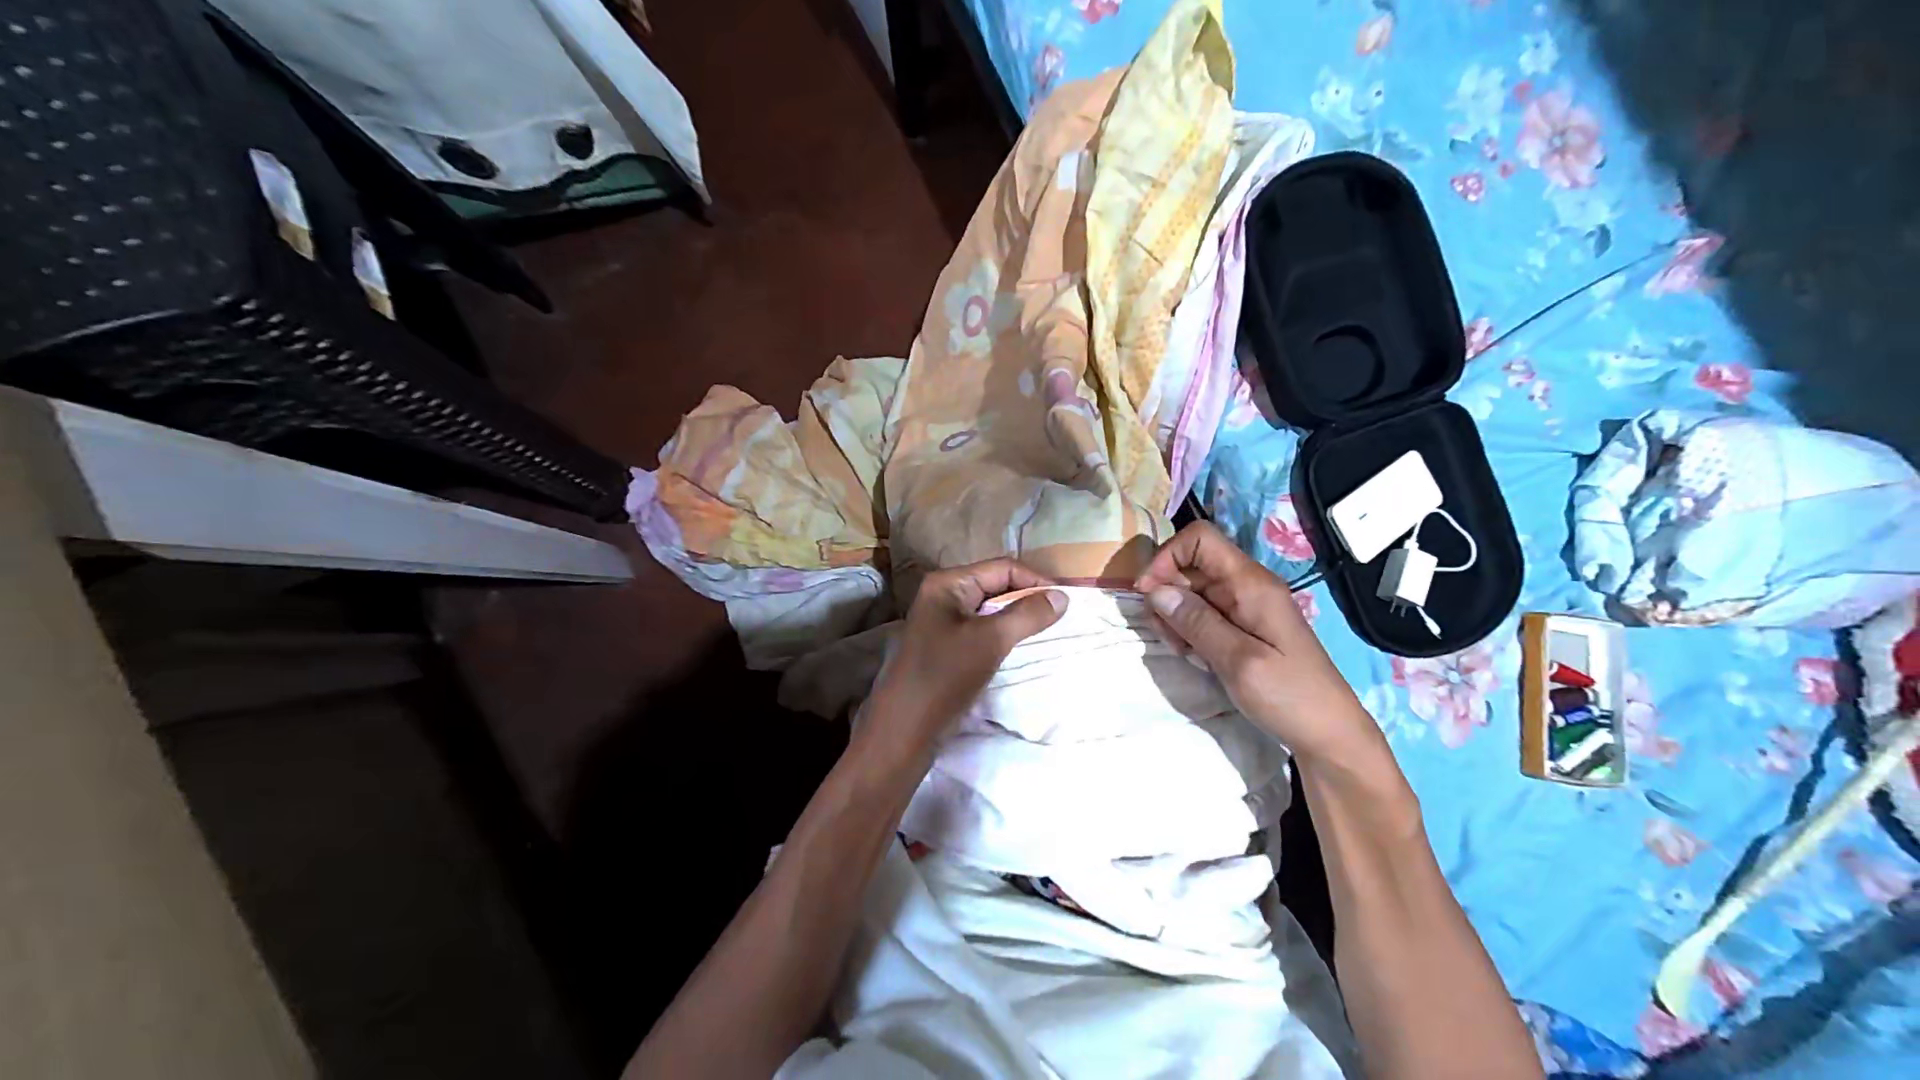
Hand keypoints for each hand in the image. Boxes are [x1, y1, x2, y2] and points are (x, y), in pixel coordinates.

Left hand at [864, 558, 1066, 748]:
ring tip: (1047, 630)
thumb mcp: (991, 640)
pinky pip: (982, 629)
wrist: (905, 727)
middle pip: (996, 584)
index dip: (1036, 580)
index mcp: (948, 583)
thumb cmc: (946, 675)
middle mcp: (943, 595)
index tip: (1067, 601)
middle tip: (1061, 615)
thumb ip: (1028, 614)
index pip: (1002, 568)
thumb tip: (1061, 596)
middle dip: (1028, 597)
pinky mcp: (946, 645)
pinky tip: (1021, 646)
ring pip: (990, 608)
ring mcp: (942, 621)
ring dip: (1018, 616)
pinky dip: (1004, 633)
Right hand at [1135, 521, 1375, 760]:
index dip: (1167, 557)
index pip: (1199, 538)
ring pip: (1191, 592)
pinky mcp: (1243, 627)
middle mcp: (1247, 586)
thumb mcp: (1239, 661)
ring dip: (1176, 617)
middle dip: (1167, 595)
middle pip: (1190, 566)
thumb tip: (1156, 590)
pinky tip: (1199, 659)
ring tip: (1186, 652)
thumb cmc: (1289, 696)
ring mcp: (1245, 607)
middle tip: (1171, 638)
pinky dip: (1190, 632)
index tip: (1149, 595)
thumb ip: (1197, 622)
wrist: (1329, 733)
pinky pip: (1203, 615)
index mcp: (1251, 583)